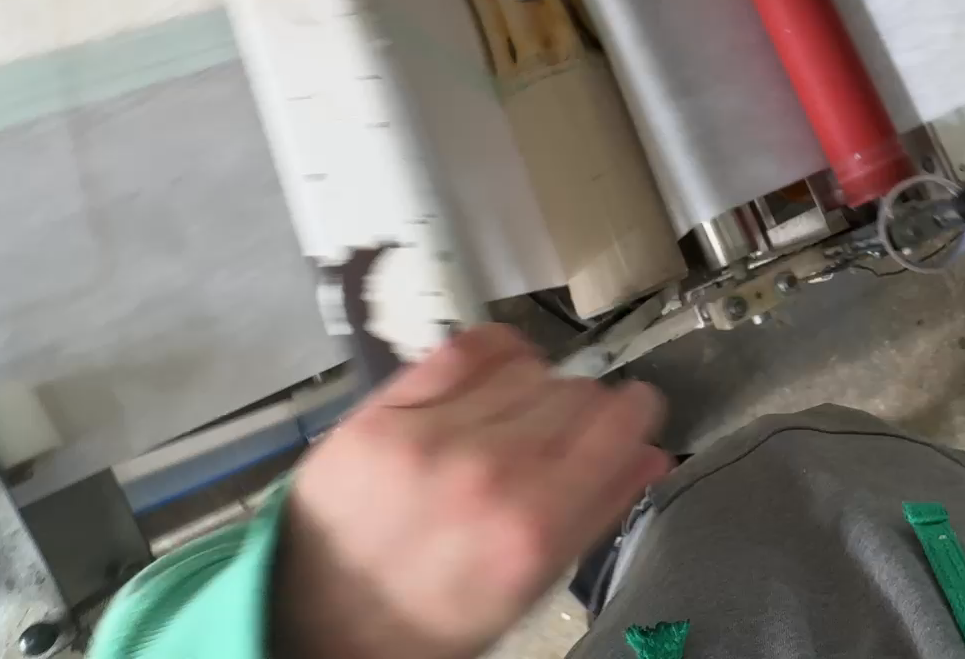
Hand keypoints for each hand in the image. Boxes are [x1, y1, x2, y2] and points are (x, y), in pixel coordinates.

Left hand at [272, 325, 671, 658]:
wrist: (311, 619)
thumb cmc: (433, 616)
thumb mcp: (529, 589)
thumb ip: (599, 513)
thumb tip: (653, 453)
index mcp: (532, 528)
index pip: (621, 421)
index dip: (638, 407)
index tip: (634, 408)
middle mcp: (489, 473)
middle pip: (578, 390)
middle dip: (584, 408)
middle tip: (561, 436)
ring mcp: (432, 437)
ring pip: (532, 367)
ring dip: (538, 386)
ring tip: (515, 417)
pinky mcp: (385, 410)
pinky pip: (470, 345)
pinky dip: (498, 348)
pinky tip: (497, 371)